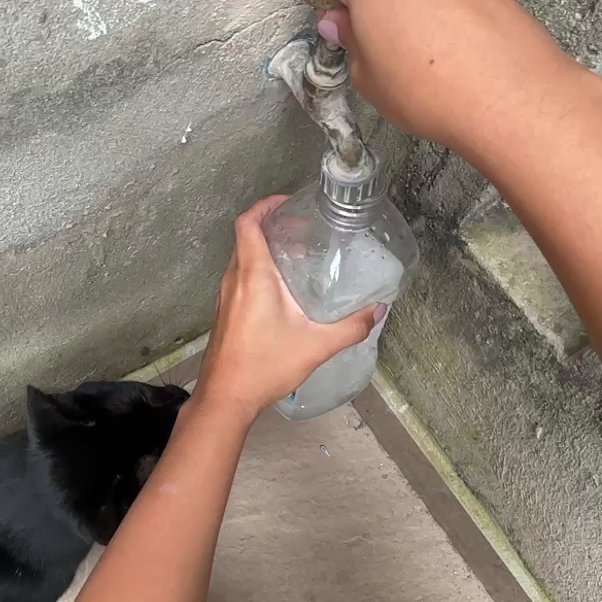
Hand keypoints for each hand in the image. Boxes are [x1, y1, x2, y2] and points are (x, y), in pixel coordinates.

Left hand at [194, 196, 380, 419]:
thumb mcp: (316, 346)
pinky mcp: (225, 313)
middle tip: (302, 228)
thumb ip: (350, 327)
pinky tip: (282, 290)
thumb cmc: (262, 368)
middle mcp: (234, 280)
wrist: (226, 398)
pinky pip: (239, 278)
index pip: (248, 223)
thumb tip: (377, 311)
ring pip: (242, 258)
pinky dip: (258, 271)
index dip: (265, 205)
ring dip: (265, 249)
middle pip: (246, 237)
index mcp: (253, 276)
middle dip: (272, 226)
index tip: (287, 202)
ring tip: (297, 255)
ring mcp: (225, 297)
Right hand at [310, 0, 601, 162]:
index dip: (330, 5)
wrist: (507, 95)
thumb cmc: (431, 86)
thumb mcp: (366, 75)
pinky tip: (444, 45)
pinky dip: (439, 5)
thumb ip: (348, 40)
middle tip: (375, 45)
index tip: (336, 27)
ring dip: (408, 1)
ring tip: (416, 51)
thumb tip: (341, 24)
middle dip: (372, 0)